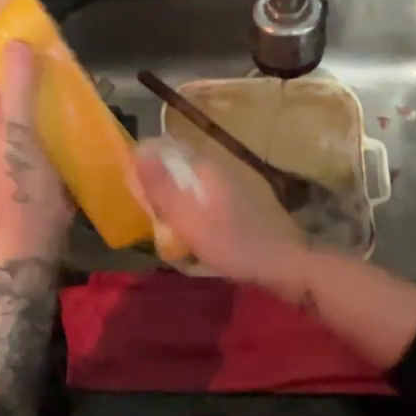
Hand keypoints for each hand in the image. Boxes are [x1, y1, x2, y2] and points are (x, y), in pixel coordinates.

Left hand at [0, 6, 73, 256]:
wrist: (37, 229)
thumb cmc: (22, 183)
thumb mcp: (19, 133)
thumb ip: (16, 88)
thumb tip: (16, 43)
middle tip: (16, 17)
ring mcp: (6, 129)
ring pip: (3, 85)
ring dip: (16, 61)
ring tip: (41, 39)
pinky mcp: (28, 139)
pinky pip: (28, 101)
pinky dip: (39, 83)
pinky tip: (61, 76)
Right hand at [132, 139, 311, 296]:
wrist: (282, 265)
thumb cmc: (232, 244)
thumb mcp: (189, 220)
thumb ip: (161, 188)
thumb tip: (137, 153)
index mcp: (205, 168)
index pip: (166, 150)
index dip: (145, 165)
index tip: (132, 190)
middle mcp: (218, 170)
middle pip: (177, 168)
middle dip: (158, 186)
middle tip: (148, 215)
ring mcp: (231, 187)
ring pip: (191, 185)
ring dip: (175, 202)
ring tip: (165, 227)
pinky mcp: (239, 204)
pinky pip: (204, 200)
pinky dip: (192, 212)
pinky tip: (191, 233)